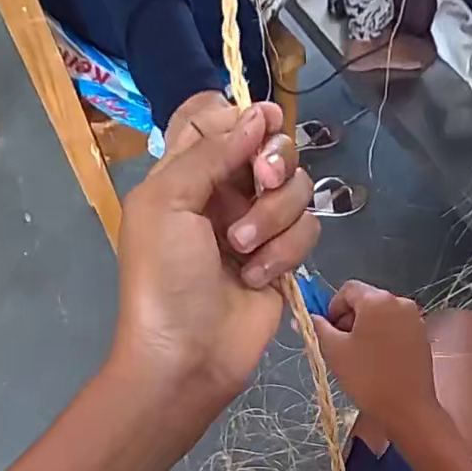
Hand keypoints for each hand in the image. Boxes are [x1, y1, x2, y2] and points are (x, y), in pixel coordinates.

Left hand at [113, 103, 318, 401]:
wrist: (187, 355)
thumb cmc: (164, 277)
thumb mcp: (167, 202)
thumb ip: (210, 151)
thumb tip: (258, 115)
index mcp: (186, 172)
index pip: (219, 119)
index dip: (242, 116)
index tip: (260, 124)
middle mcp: (224, 193)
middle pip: (270, 147)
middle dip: (273, 163)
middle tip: (261, 183)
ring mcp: (257, 226)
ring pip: (297, 189)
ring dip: (273, 218)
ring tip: (242, 251)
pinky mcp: (282, 259)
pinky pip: (307, 231)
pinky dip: (284, 253)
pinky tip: (257, 279)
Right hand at [312, 280, 448, 438]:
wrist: (406, 408)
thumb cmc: (366, 377)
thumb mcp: (334, 351)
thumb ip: (318, 327)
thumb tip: (308, 316)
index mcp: (377, 300)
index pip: (347, 289)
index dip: (332, 307)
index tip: (328, 331)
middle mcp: (399, 301)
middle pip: (366, 300)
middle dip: (348, 318)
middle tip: (339, 345)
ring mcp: (414, 318)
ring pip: (380, 314)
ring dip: (364, 327)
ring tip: (357, 355)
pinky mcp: (421, 335)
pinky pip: (394, 326)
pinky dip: (381, 335)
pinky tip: (376, 360)